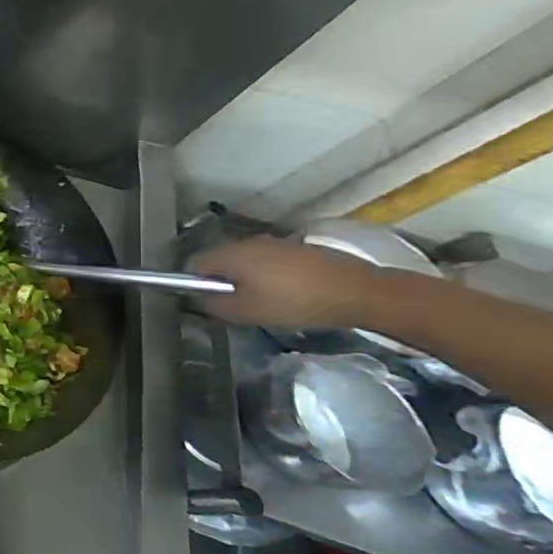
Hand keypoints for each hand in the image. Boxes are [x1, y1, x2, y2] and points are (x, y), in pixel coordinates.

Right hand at [186, 236, 382, 328]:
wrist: (360, 292)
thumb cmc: (295, 302)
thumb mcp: (246, 312)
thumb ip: (213, 305)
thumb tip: (197, 299)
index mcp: (230, 254)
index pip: (193, 264)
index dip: (193, 283)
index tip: (208, 302)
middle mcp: (246, 241)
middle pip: (218, 259)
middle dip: (220, 281)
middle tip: (235, 305)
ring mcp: (273, 242)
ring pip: (243, 260)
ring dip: (244, 278)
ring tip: (261, 301)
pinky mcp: (296, 247)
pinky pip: (266, 260)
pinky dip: (267, 275)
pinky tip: (285, 293)